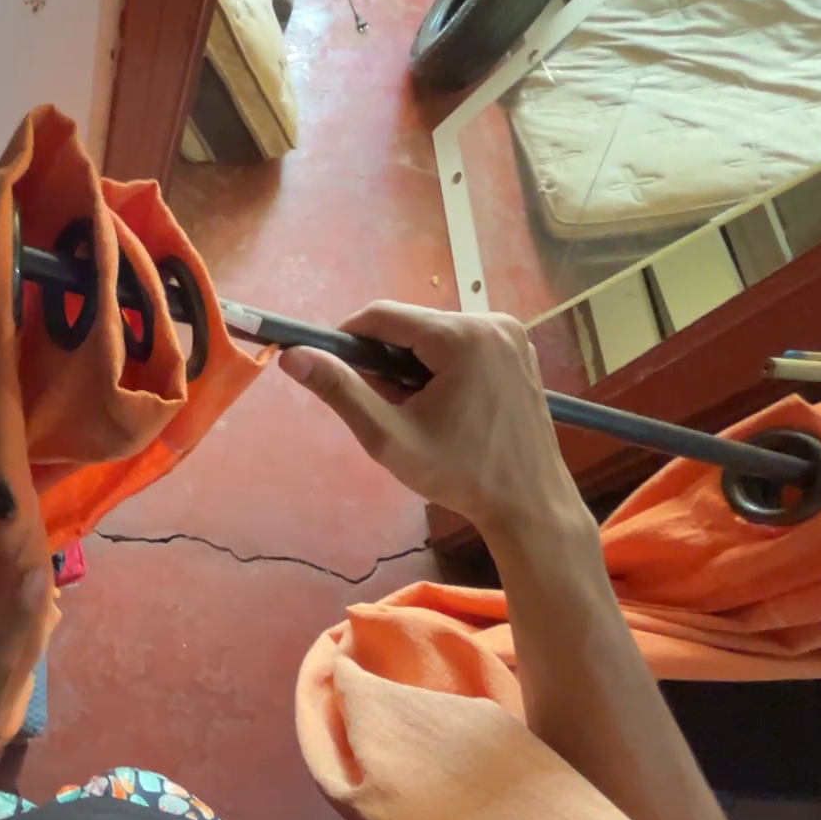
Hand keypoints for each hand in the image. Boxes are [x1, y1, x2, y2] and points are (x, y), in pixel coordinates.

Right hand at [277, 301, 583, 535]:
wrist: (529, 504)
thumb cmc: (457, 473)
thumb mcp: (387, 436)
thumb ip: (339, 389)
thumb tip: (291, 355)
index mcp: (462, 336)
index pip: (381, 315)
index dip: (347, 339)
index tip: (336, 373)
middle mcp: (491, 321)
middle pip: (408, 324)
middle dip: (383, 358)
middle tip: (383, 405)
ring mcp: (509, 333)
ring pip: (430, 332)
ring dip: (408, 364)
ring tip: (415, 410)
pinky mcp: (516, 347)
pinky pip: (456, 341)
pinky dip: (436, 365)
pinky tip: (443, 403)